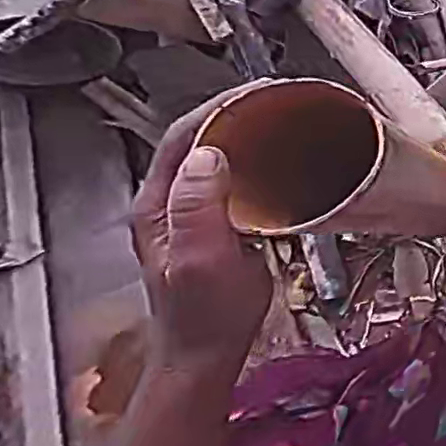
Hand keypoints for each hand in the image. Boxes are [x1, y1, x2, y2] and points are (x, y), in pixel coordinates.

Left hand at [132, 88, 272, 378]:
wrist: (208, 353)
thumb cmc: (206, 315)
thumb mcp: (202, 261)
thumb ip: (199, 209)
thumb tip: (211, 155)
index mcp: (159, 205)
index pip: (184, 136)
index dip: (221, 106)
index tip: (262, 92)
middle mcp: (171, 202)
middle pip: (199, 137)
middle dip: (238, 110)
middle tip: (282, 98)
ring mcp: (193, 211)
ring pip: (218, 153)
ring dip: (249, 131)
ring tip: (286, 117)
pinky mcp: (219, 220)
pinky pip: (236, 175)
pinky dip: (259, 157)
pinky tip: (283, 157)